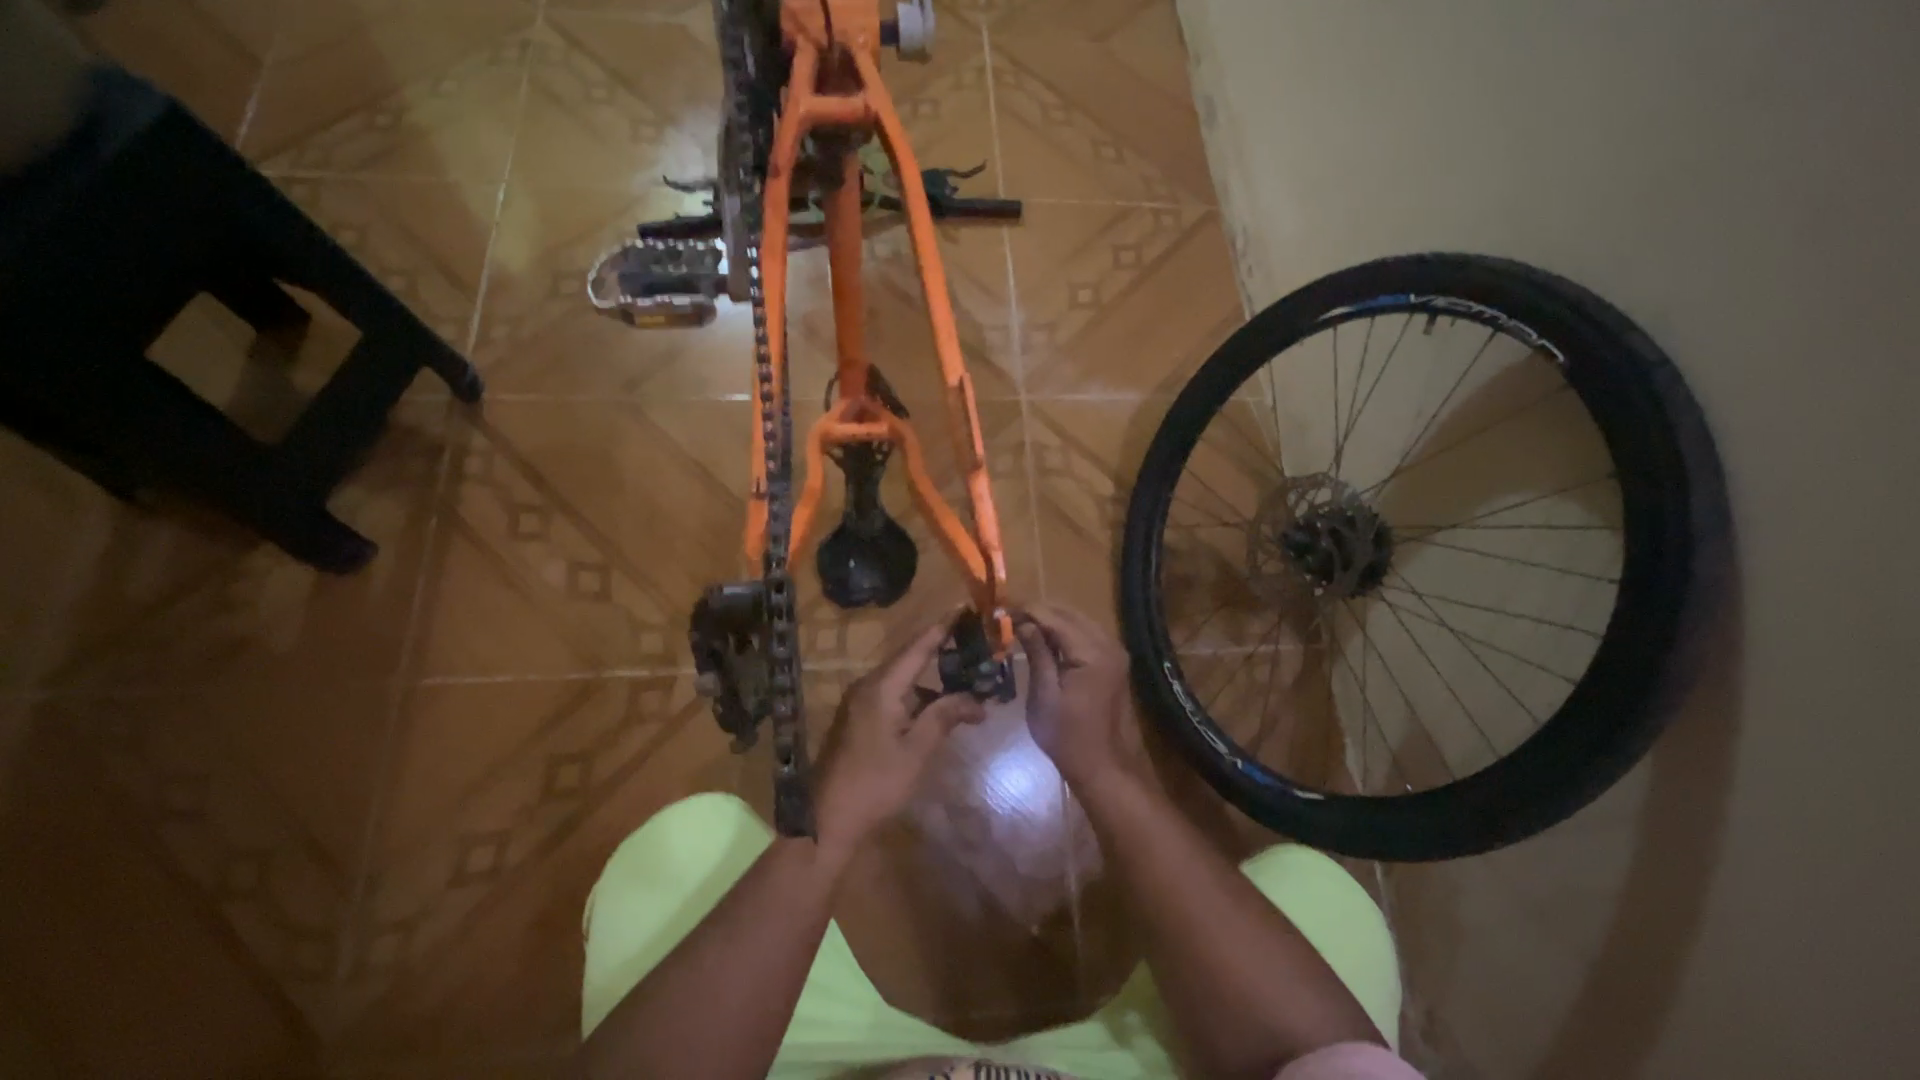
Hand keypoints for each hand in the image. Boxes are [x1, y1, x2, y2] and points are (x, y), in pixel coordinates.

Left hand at [814, 614, 985, 854]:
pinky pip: (893, 697)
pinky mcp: (858, 721)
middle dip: (942, 652)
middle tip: (975, 645)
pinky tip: (939, 709)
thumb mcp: (917, 751)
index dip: (943, 628)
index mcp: (881, 687)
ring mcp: (859, 704)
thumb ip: (944, 717)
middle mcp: (867, 687)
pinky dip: (918, 697)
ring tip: (967, 680)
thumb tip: (977, 700)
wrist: (826, 819)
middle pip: (910, 660)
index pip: (918, 647)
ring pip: (902, 681)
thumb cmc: (875, 783)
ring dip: (932, 680)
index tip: (965, 609)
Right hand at [1016, 604, 1148, 789]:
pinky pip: (1087, 635)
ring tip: (1022, 624)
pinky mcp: (1114, 663)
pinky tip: (1045, 638)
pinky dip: (1066, 632)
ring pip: (1080, 622)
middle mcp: (1109, 646)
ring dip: (1052, 620)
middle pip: (1070, 614)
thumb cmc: (1067, 737)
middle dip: (1039, 611)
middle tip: (1008, 615)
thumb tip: (1022, 623)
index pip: (1056, 619)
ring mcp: (1115, 653)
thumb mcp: (1044, 695)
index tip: (1001, 607)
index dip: (1028, 610)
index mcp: (1093, 654)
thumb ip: (1037, 654)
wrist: (1102, 766)